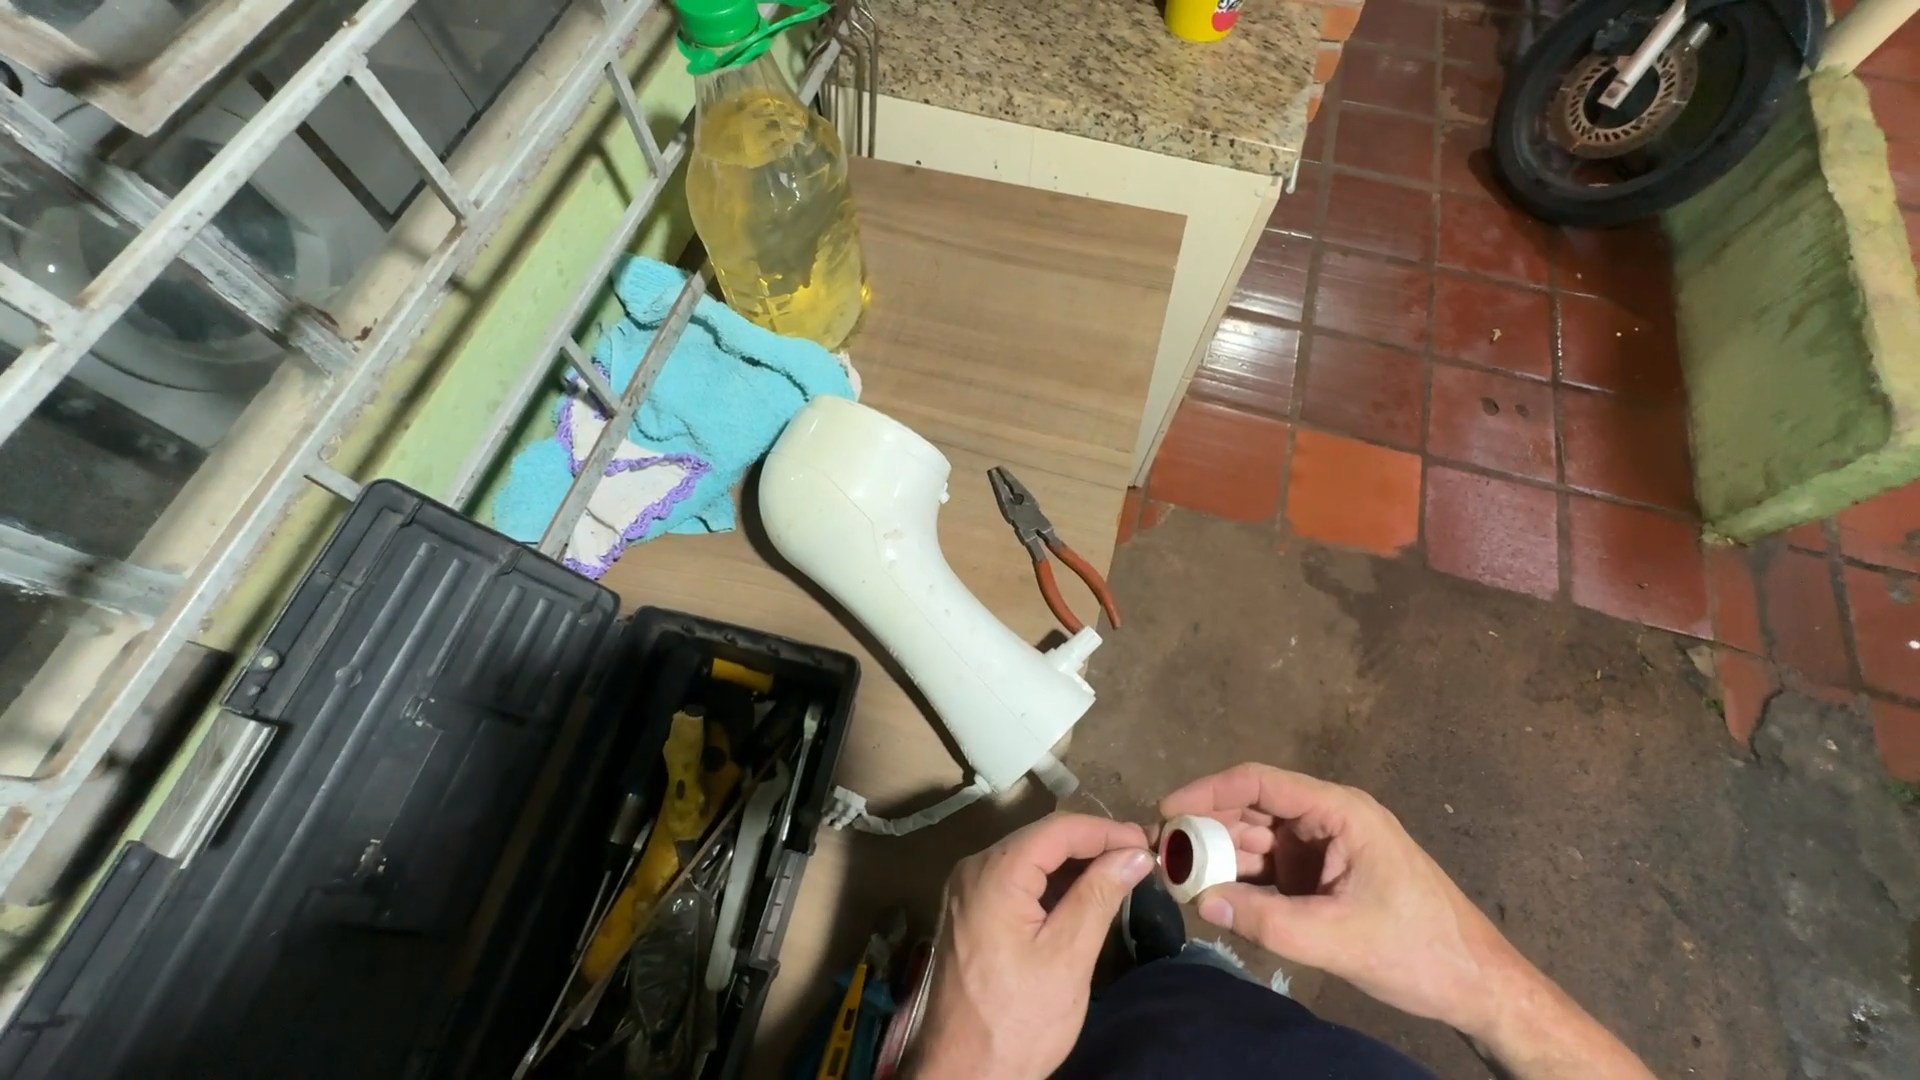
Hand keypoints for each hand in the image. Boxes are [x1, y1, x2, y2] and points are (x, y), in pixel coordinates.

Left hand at [911, 813, 1153, 1078]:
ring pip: (1029, 857)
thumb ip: (1099, 897)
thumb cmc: (1017, 1021)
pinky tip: (1082, 894)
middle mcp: (973, 868)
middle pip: (1040, 838)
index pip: (1057, 829)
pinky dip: (1050, 882)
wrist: (962, 1075)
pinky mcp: (970, 910)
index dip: (1104, 830)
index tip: (1146, 842)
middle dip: (1091, 843)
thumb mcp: (1067, 958)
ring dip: (1073, 862)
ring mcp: (967, 889)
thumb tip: (1135, 854)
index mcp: (994, 873)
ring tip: (1120, 872)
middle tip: (1138, 857)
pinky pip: (1015, 879)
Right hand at [1158, 763, 1524, 1039]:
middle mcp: (1326, 818)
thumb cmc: (1421, 952)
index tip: (1167, 811)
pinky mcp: (1321, 875)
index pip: (1259, 783)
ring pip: (1256, 838)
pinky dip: (1241, 879)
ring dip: (1220, 855)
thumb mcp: (1340, 939)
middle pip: (1252, 809)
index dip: (1208, 791)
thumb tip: (1201, 901)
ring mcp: (1323, 847)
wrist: (1481, 989)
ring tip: (1179, 874)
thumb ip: (1267, 921)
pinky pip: (1269, 867)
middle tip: (1164, 851)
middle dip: (1207, 827)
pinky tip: (1214, 893)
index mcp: (1339, 811)